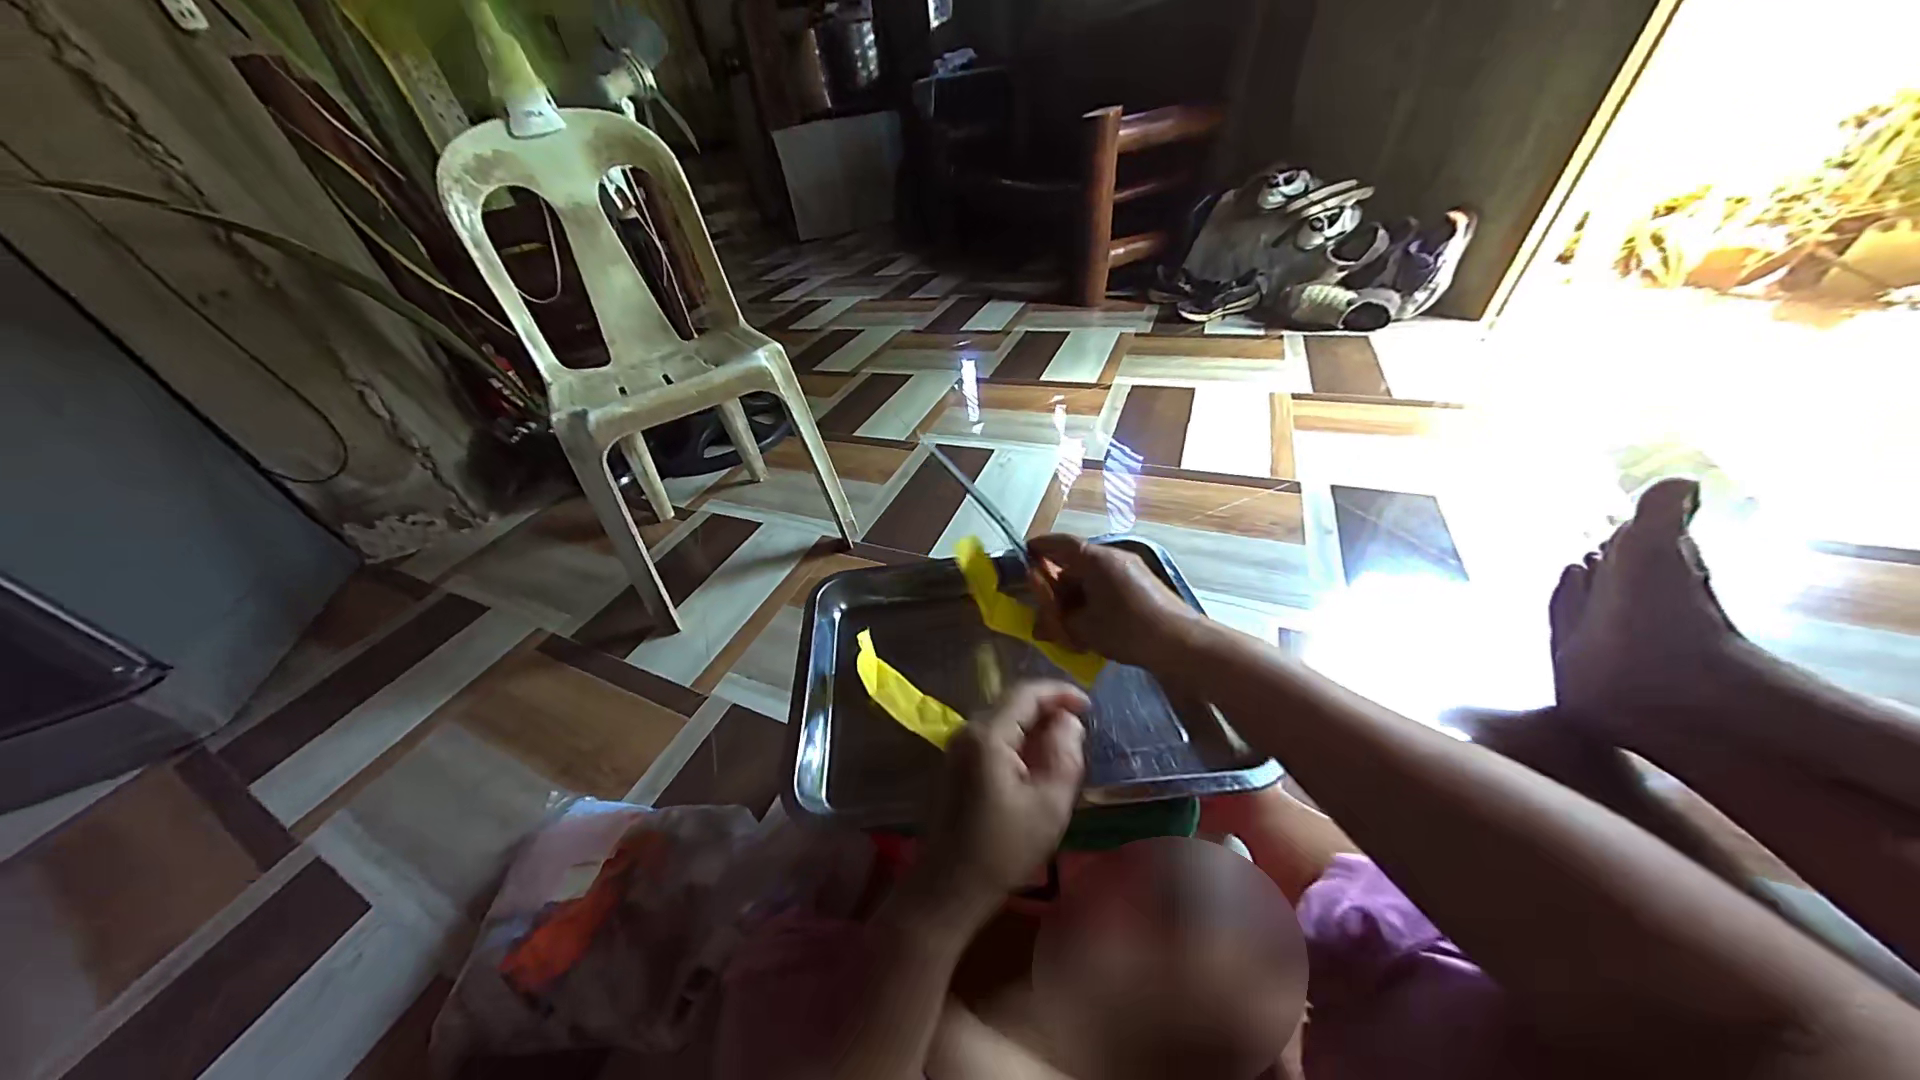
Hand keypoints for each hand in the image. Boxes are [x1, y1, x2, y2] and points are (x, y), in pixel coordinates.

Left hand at [914, 681, 1089, 922]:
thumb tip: (1068, 720)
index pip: (1026, 694)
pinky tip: (1036, 759)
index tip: (1089, 705)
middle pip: (1012, 703)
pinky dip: (1018, 739)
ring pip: (1002, 719)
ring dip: (1033, 724)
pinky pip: (992, 737)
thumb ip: (1064, 754)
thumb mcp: (1049, 805)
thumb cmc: (1003, 850)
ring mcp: (956, 748)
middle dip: (1048, 707)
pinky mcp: (954, 765)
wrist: (948, 888)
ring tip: (1065, 741)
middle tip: (1081, 724)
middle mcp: (966, 732)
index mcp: (987, 736)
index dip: (1060, 692)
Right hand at [1026, 535, 1202, 668]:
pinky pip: (1107, 582)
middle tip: (1044, 602)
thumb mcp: (1082, 629)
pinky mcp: (1141, 583)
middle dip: (1055, 579)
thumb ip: (1056, 621)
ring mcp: (1130, 568)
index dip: (1038, 548)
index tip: (1024, 556)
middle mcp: (1112, 556)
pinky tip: (1091, 619)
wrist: (1181, 642)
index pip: (1058, 543)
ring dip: (1075, 591)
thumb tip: (1038, 624)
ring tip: (1068, 618)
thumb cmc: (1127, 630)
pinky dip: (1092, 595)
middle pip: (1074, 560)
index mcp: (1094, 559)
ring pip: (1091, 573)